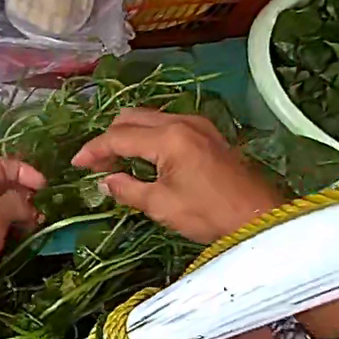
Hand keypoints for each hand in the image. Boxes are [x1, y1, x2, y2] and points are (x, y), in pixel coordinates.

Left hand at [0, 157, 45, 327]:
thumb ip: (11, 202)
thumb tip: (29, 200)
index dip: (22, 169)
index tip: (42, 186)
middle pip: (5, 183)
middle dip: (26, 190)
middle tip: (42, 208)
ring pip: (9, 204)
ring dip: (26, 209)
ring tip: (38, 223)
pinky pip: (7, 224)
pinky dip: (21, 224)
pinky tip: (30, 234)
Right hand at [71, 109, 285, 243]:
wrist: (263, 220)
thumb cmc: (209, 214)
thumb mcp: (161, 206)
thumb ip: (128, 189)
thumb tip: (105, 181)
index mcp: (168, 138)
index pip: (117, 137)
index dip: (92, 150)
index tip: (75, 163)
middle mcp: (182, 122)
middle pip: (131, 118)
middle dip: (108, 137)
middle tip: (97, 163)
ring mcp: (198, 125)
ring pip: (149, 118)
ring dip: (128, 135)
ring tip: (117, 161)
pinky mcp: (209, 133)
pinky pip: (167, 124)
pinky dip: (148, 136)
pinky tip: (145, 157)